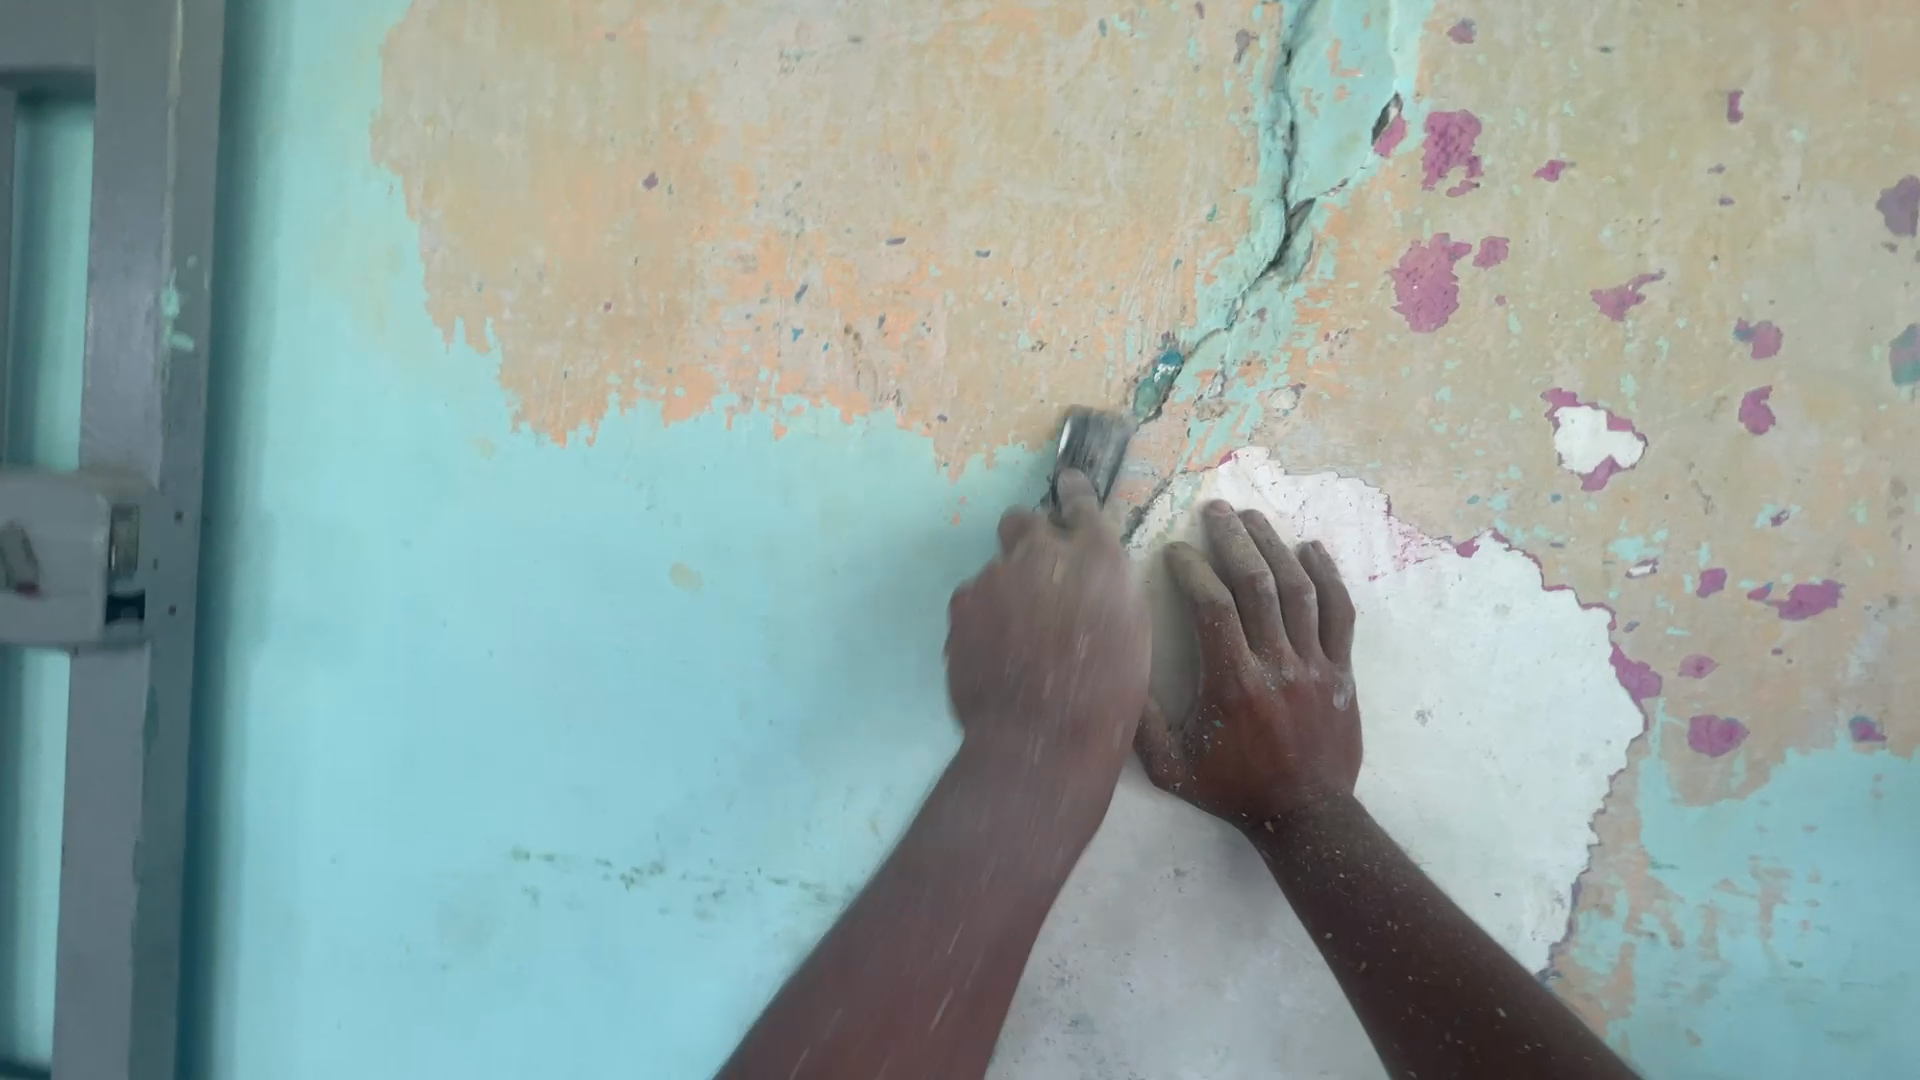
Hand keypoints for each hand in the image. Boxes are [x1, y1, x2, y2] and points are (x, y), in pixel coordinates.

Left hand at [946, 470, 1151, 796]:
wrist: (1043, 738)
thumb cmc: (1107, 693)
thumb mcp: (1131, 628)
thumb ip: (1106, 584)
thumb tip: (1085, 571)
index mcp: (1096, 556)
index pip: (1080, 501)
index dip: (1072, 493)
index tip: (1066, 485)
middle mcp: (1042, 553)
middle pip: (1022, 519)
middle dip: (1026, 535)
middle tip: (1034, 570)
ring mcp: (995, 576)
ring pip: (997, 569)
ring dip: (1006, 590)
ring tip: (1015, 640)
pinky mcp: (962, 604)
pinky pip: (974, 600)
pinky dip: (982, 618)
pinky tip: (994, 653)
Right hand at [1135, 500, 1360, 829]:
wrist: (1306, 818)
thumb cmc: (1231, 788)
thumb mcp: (1170, 766)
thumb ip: (1141, 720)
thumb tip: (1118, 669)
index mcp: (1231, 681)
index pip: (1211, 605)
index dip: (1191, 569)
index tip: (1174, 551)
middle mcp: (1274, 663)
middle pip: (1256, 584)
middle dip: (1232, 540)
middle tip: (1215, 510)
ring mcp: (1314, 665)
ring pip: (1297, 590)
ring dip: (1273, 546)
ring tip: (1253, 516)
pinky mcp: (1341, 671)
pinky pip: (1340, 614)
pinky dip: (1328, 576)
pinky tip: (1311, 549)